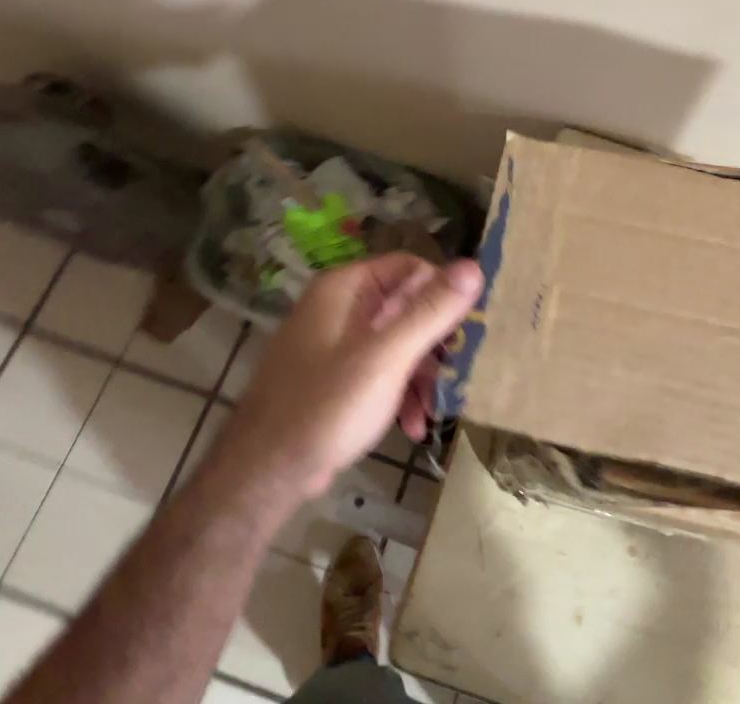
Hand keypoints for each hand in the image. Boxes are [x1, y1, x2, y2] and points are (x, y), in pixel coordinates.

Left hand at [217, 253, 482, 498]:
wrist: (265, 473)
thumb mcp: (387, 358)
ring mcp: (334, 344)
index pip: (410, 268)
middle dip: (436, 345)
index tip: (471, 329)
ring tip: (435, 411)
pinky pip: (380, 371)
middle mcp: (339, 307)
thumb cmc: (326, 407)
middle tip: (460, 374)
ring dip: (422, 376)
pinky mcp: (334, 378)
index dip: (444, 294)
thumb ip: (430, 312)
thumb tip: (473, 266)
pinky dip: (400, 393)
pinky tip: (413, 426)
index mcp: (345, 288)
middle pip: (406, 308)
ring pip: (397, 344)